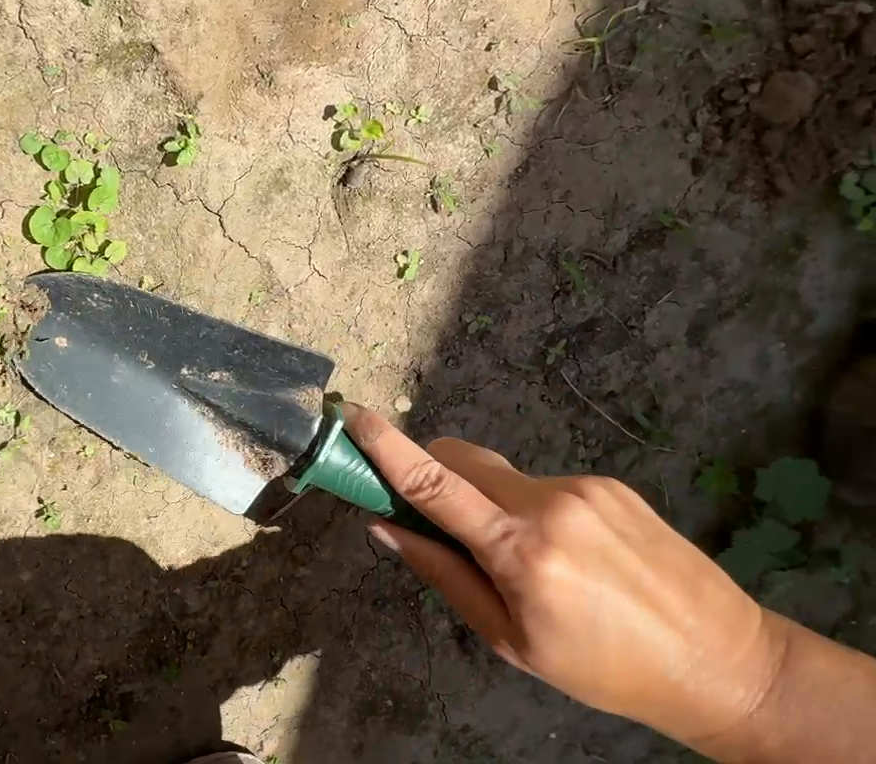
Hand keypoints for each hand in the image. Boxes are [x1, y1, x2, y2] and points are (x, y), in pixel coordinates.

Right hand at [345, 404, 788, 751]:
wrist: (731, 668)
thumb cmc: (604, 668)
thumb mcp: (509, 639)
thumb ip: (441, 574)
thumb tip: (382, 526)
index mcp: (520, 551)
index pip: (432, 484)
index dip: (384, 445)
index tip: (351, 414)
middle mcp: (548, 506)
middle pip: (457, 459)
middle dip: (433, 474)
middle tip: (437, 516)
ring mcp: (583, 489)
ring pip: (496, 472)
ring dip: (484, 497)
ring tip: (523, 552)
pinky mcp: (609, 485)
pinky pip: (538, 482)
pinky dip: (526, 505)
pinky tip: (567, 549)